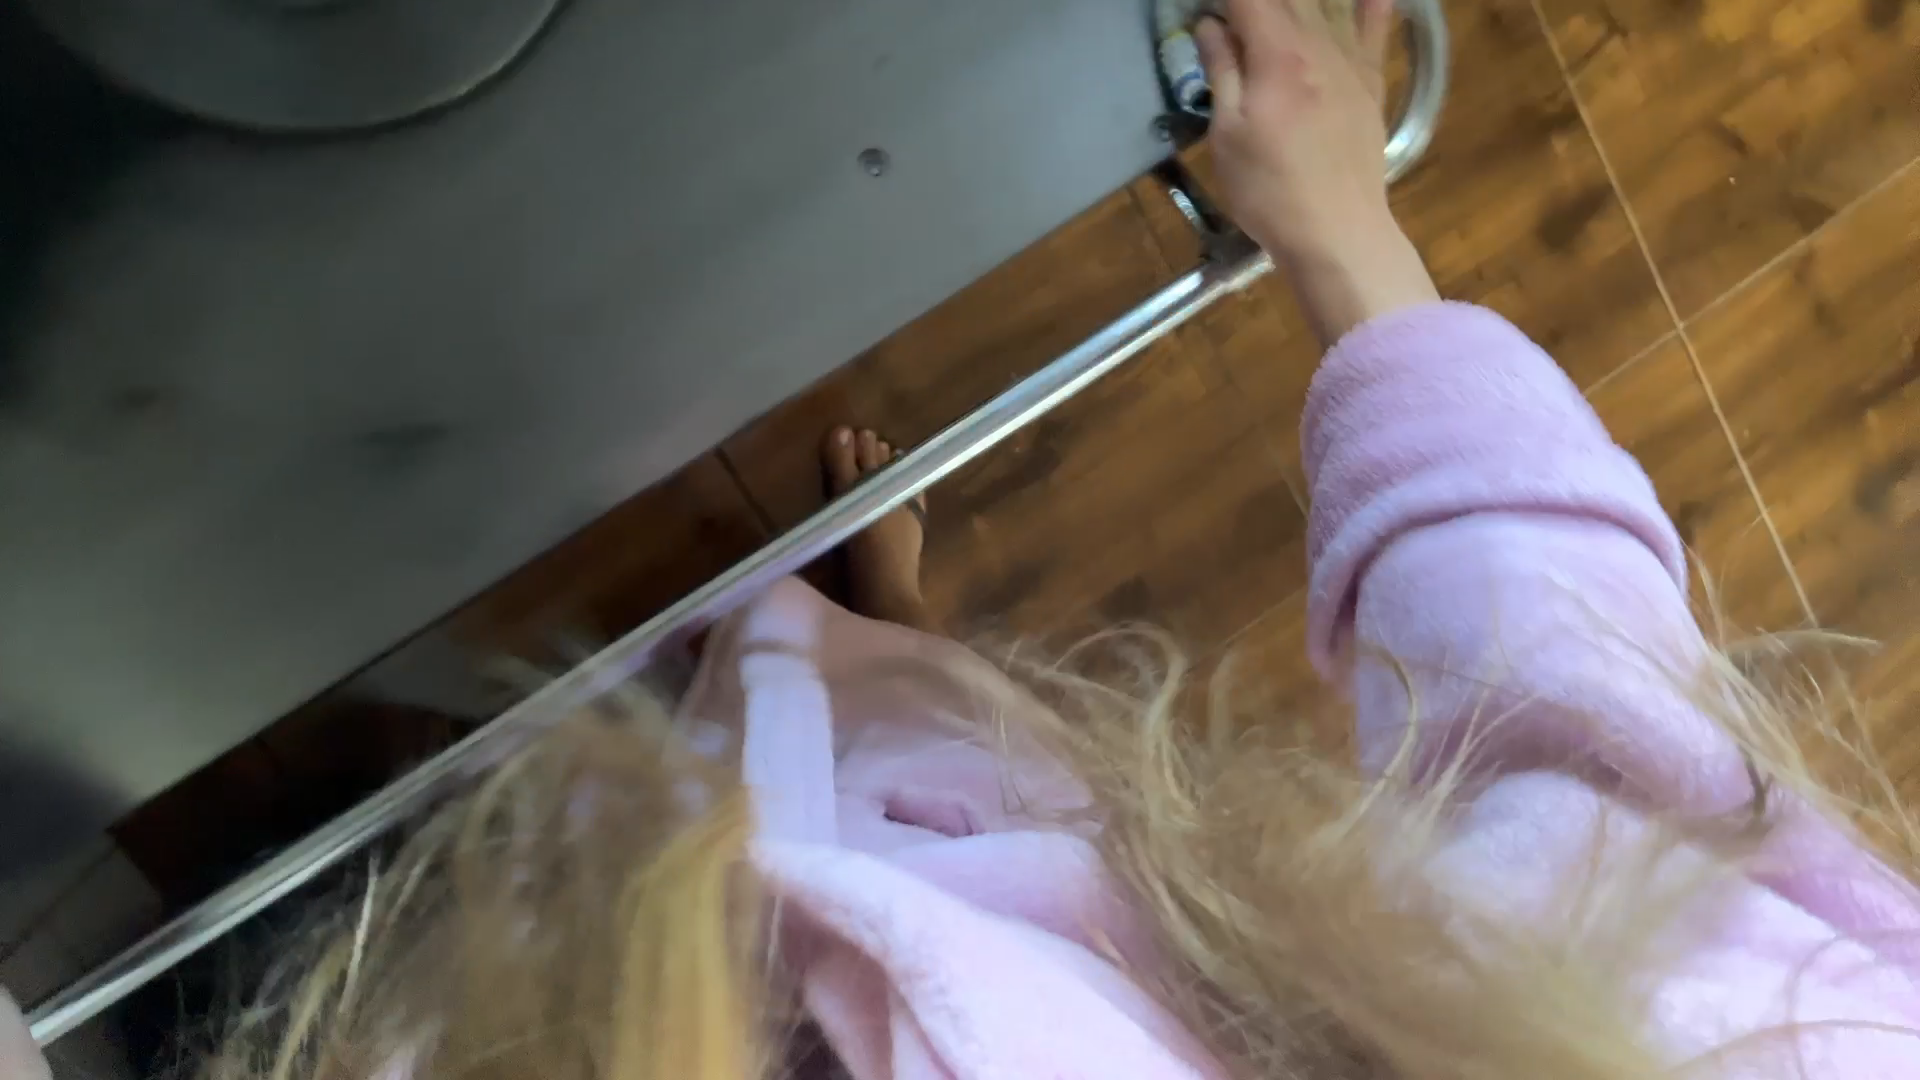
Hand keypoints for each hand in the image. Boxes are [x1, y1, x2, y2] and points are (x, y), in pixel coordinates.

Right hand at [1196, 0, 1437, 342]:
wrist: (1334, 228)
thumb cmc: (1267, 190)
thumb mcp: (1227, 138)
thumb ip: (1222, 75)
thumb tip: (1210, 24)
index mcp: (1277, 55)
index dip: (1224, 0)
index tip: (1206, 9)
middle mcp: (1319, 42)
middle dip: (1256, 2)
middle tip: (1236, 14)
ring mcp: (1352, 59)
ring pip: (1327, 4)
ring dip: (1299, 2)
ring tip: (1278, 13)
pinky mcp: (1373, 82)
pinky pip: (1376, 23)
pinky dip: (1369, 4)